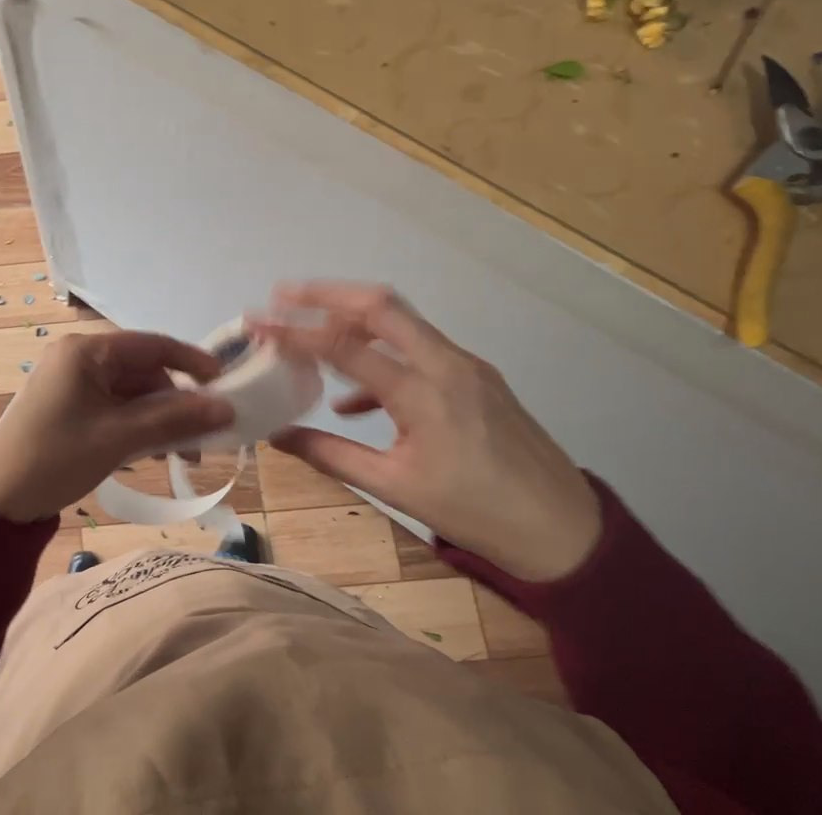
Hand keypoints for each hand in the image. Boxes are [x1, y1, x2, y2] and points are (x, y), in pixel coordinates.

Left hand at [0, 331, 235, 522]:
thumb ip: (173, 421)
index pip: (151, 344)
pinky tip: (152, 452)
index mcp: (85, 351)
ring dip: (158, 419)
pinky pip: (114, 407)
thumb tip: (227, 408)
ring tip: (181, 455)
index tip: (227, 383)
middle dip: (175, 403)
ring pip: (131, 393)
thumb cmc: (55, 459)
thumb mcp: (118, 439)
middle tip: (203, 439)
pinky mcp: (68, 406)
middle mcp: (78, 358)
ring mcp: (71, 383)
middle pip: (143, 371)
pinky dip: (136, 426)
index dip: (192, 362)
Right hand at [255, 282, 601, 582]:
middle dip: (326, 295)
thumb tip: (277, 435)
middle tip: (283, 294)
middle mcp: (446, 364)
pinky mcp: (478, 377)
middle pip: (380, 305)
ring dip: (352, 319)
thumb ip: (331, 454)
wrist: (564, 529)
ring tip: (309, 332)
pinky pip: (420, 349)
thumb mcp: (395, 487)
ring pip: (402, 322)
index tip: (257, 323)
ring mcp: (467, 366)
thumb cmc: (476, 512)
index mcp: (423, 394)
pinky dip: (382, 355)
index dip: (296, 332)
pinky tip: (355, 397)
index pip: (346, 347)